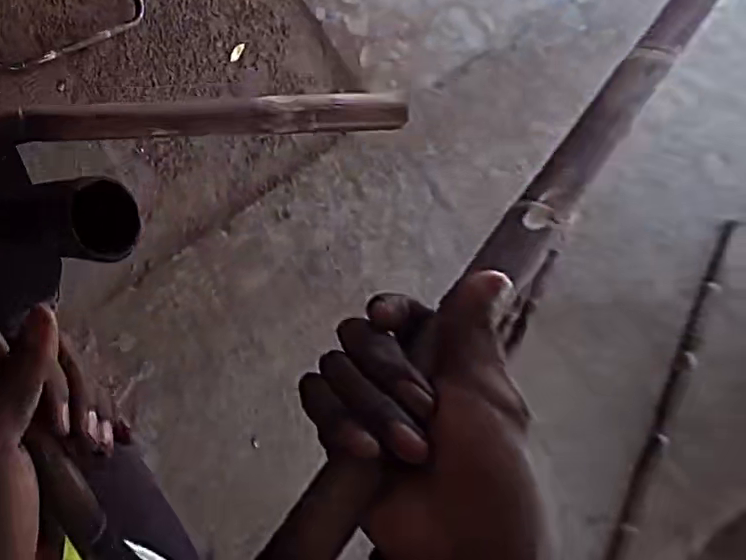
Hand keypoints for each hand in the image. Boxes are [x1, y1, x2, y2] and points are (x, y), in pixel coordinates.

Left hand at [0, 305, 111, 559]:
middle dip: (79, 397)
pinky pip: (91, 413)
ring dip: (95, 413)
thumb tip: (44, 308)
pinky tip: (118, 440)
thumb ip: (23, 373)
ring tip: (97, 451)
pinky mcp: (61, 440)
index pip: (27, 341)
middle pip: (59, 361)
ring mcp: (36, 412)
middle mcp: (7, 384)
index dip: (54, 371)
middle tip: (82, 441)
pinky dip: (107, 424)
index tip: (60, 420)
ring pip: (79, 386)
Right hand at [300, 271, 549, 559]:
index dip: (388, 309)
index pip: (400, 313)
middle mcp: (397, 378)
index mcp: (440, 367)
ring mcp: (363, 403)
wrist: (462, 548)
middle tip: (421, 411)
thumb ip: (472, 336)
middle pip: (359, 337)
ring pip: (333, 367)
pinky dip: (337, 421)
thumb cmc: (495, 481)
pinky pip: (313, 397)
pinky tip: (362, 450)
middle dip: (384, 374)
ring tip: (401, 449)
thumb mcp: (490, 403)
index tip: (386, 317)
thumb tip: (491, 275)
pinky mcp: (334, 426)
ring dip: (367, 408)